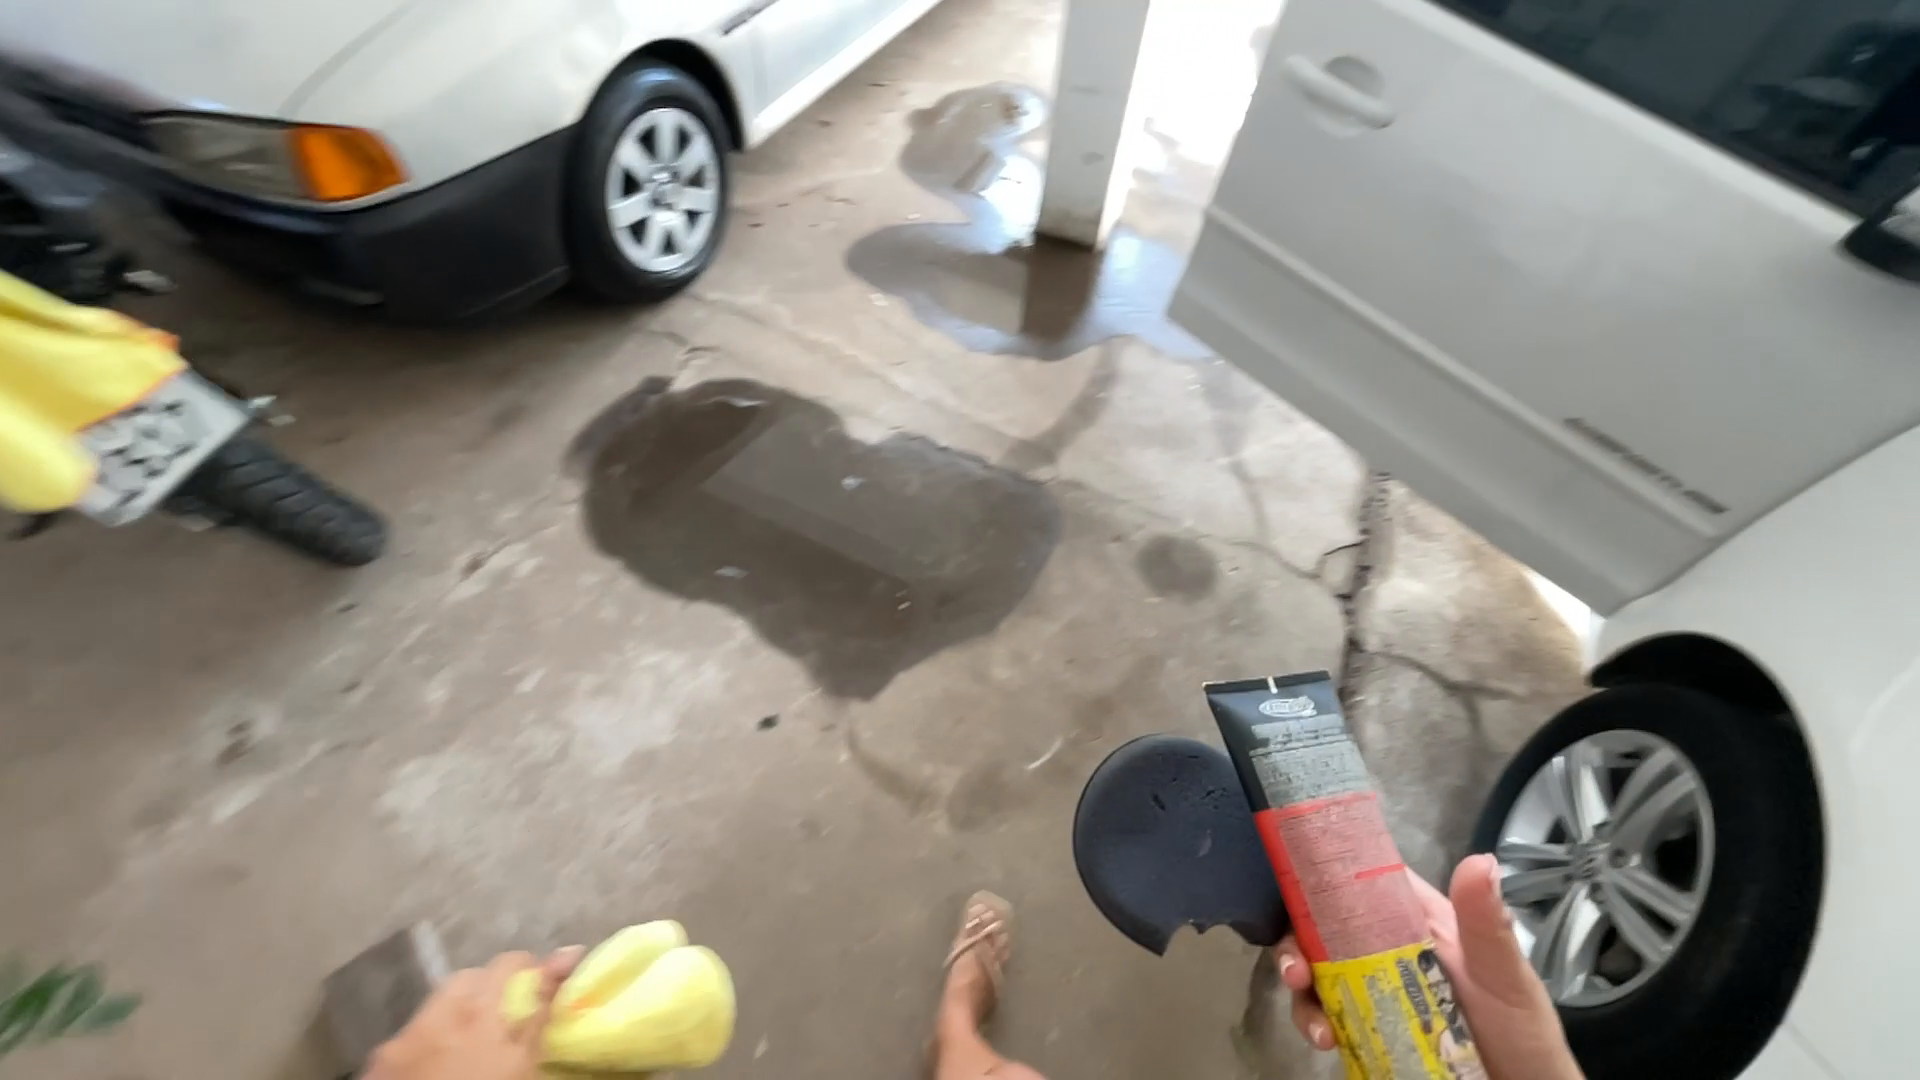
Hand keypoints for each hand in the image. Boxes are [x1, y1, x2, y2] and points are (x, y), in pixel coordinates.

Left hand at [365, 947, 584, 1079]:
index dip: (526, 972)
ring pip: (432, 1010)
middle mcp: (431, 1017)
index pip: (506, 963)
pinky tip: (434, 1071)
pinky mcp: (374, 1071)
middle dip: (485, 990)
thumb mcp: (525, 1061)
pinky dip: (423, 1046)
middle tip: (501, 1022)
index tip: (535, 993)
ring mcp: (396, 1046)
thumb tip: (570, 950)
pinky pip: (406, 1042)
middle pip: (464, 981)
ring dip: (452, 1018)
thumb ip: (543, 1004)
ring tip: (465, 1051)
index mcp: (475, 1010)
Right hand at [1275, 854, 1583, 1079]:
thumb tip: (1481, 859)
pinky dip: (1314, 1020)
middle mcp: (1381, 943)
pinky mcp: (1364, 1020)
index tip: (1289, 878)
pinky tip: (1324, 1037)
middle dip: (1294, 940)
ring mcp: (1370, 982)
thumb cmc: (1521, 1030)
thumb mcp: (1506, 976)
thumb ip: (1486, 923)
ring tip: (1314, 1020)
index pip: (1356, 878)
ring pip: (1314, 965)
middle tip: (1295, 970)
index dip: (1318, 872)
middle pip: (1319, 923)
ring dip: (1299, 984)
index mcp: (1411, 917)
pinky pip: (1325, 1010)